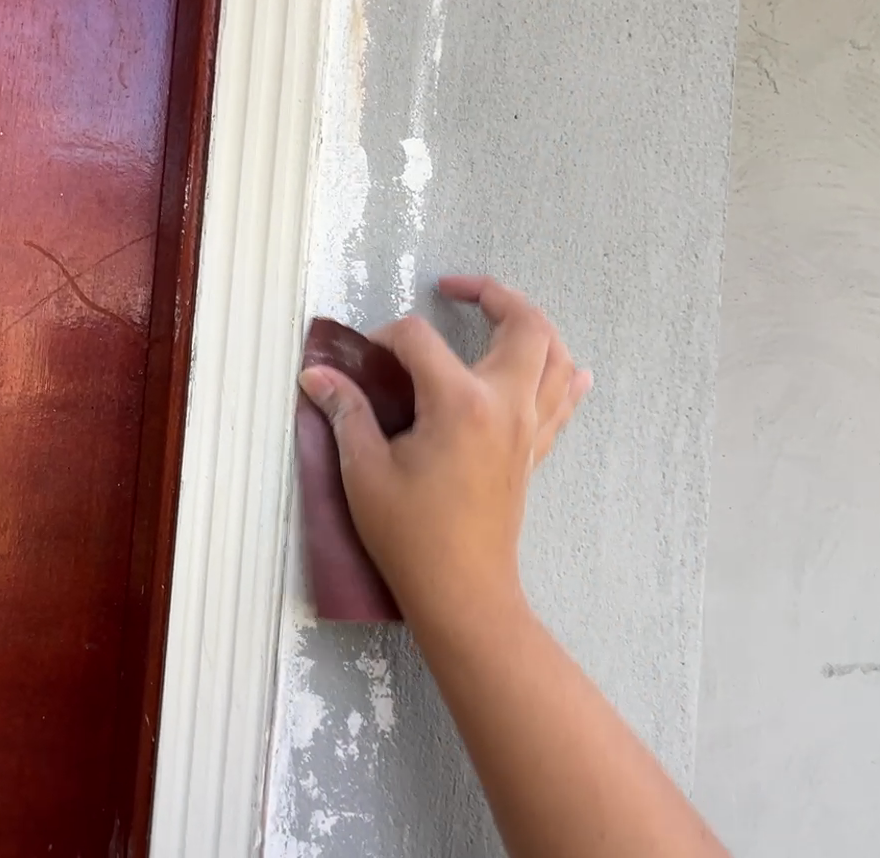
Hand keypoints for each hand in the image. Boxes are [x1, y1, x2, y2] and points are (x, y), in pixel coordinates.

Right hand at [297, 274, 592, 619]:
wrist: (463, 592)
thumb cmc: (409, 533)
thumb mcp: (363, 470)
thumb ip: (345, 411)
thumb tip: (316, 374)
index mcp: (459, 404)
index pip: (419, 339)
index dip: (384, 338)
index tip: (362, 361)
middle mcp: (505, 404)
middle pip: (524, 324)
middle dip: (491, 294)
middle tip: (455, 288)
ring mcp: (529, 427)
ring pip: (556, 355)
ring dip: (530, 325)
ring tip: (497, 318)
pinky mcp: (535, 450)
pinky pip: (564, 398)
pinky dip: (560, 372)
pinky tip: (556, 367)